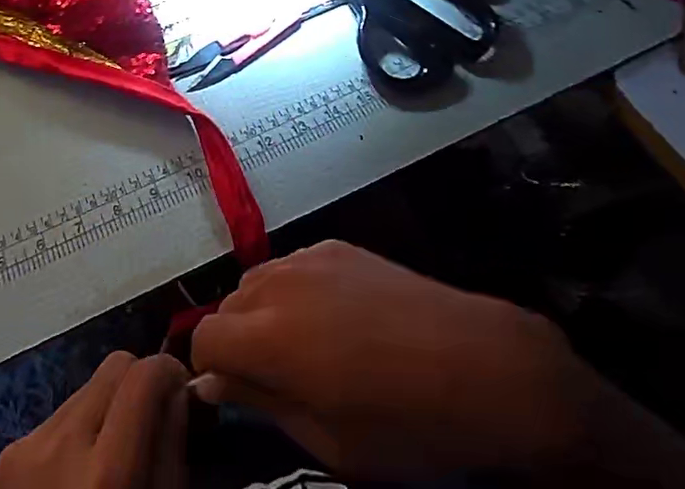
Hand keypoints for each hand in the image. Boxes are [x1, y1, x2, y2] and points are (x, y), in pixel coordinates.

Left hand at [0, 351, 189, 488]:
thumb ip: (171, 449)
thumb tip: (176, 389)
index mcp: (108, 475)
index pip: (143, 375)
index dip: (168, 373)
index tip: (178, 389)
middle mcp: (62, 447)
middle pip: (114, 366)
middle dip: (138, 383)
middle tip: (150, 417)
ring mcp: (28, 447)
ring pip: (87, 386)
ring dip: (107, 407)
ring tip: (111, 455)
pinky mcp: (8, 454)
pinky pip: (60, 414)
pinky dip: (79, 429)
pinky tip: (79, 472)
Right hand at [189, 240, 601, 480]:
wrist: (481, 365)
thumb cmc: (405, 422)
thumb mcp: (328, 439)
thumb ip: (261, 403)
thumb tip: (214, 383)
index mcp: (268, 336)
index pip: (203, 338)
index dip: (213, 370)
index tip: (238, 392)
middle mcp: (278, 284)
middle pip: (226, 305)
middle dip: (236, 340)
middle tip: (277, 376)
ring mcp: (309, 258)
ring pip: (256, 280)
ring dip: (261, 312)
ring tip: (305, 344)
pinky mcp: (337, 246)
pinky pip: (292, 266)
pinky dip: (293, 290)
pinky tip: (334, 315)